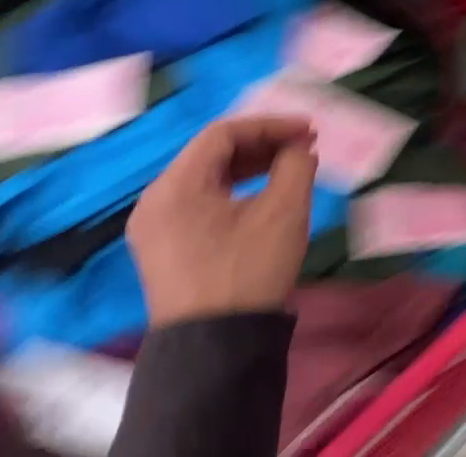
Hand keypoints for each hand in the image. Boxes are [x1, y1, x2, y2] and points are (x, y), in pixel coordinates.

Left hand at [127, 115, 319, 326]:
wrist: (215, 339)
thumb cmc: (249, 267)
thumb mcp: (284, 210)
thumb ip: (295, 165)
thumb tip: (298, 149)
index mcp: (175, 188)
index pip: (222, 134)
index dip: (271, 125)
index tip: (310, 130)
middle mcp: (155, 201)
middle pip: (211, 152)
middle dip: (263, 142)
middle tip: (305, 144)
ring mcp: (155, 225)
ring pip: (206, 175)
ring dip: (252, 163)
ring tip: (293, 164)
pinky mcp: (165, 244)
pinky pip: (201, 198)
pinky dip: (236, 186)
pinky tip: (267, 192)